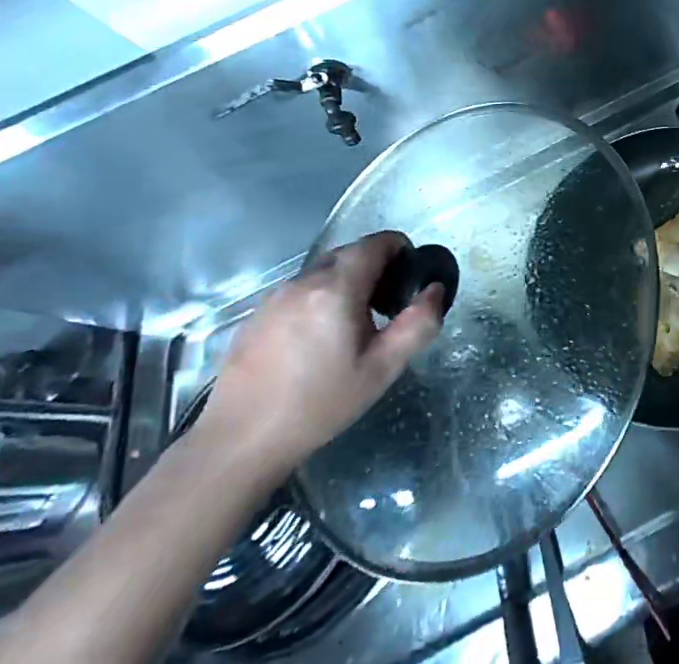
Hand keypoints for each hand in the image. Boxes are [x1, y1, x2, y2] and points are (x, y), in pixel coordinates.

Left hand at [202, 231, 444, 476]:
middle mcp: (304, 279)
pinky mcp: (258, 312)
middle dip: (374, 267)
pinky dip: (318, 298)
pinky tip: (316, 340)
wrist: (243, 436)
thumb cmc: (320, 404)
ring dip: (345, 283)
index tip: (411, 274)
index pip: (376, 242)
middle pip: (348, 253)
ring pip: (322, 272)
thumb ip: (417, 325)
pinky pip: (299, 290)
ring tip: (354, 325)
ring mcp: (276, 294)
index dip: (400, 248)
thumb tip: (435, 291)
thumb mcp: (381, 370)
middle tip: (388, 305)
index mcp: (337, 287)